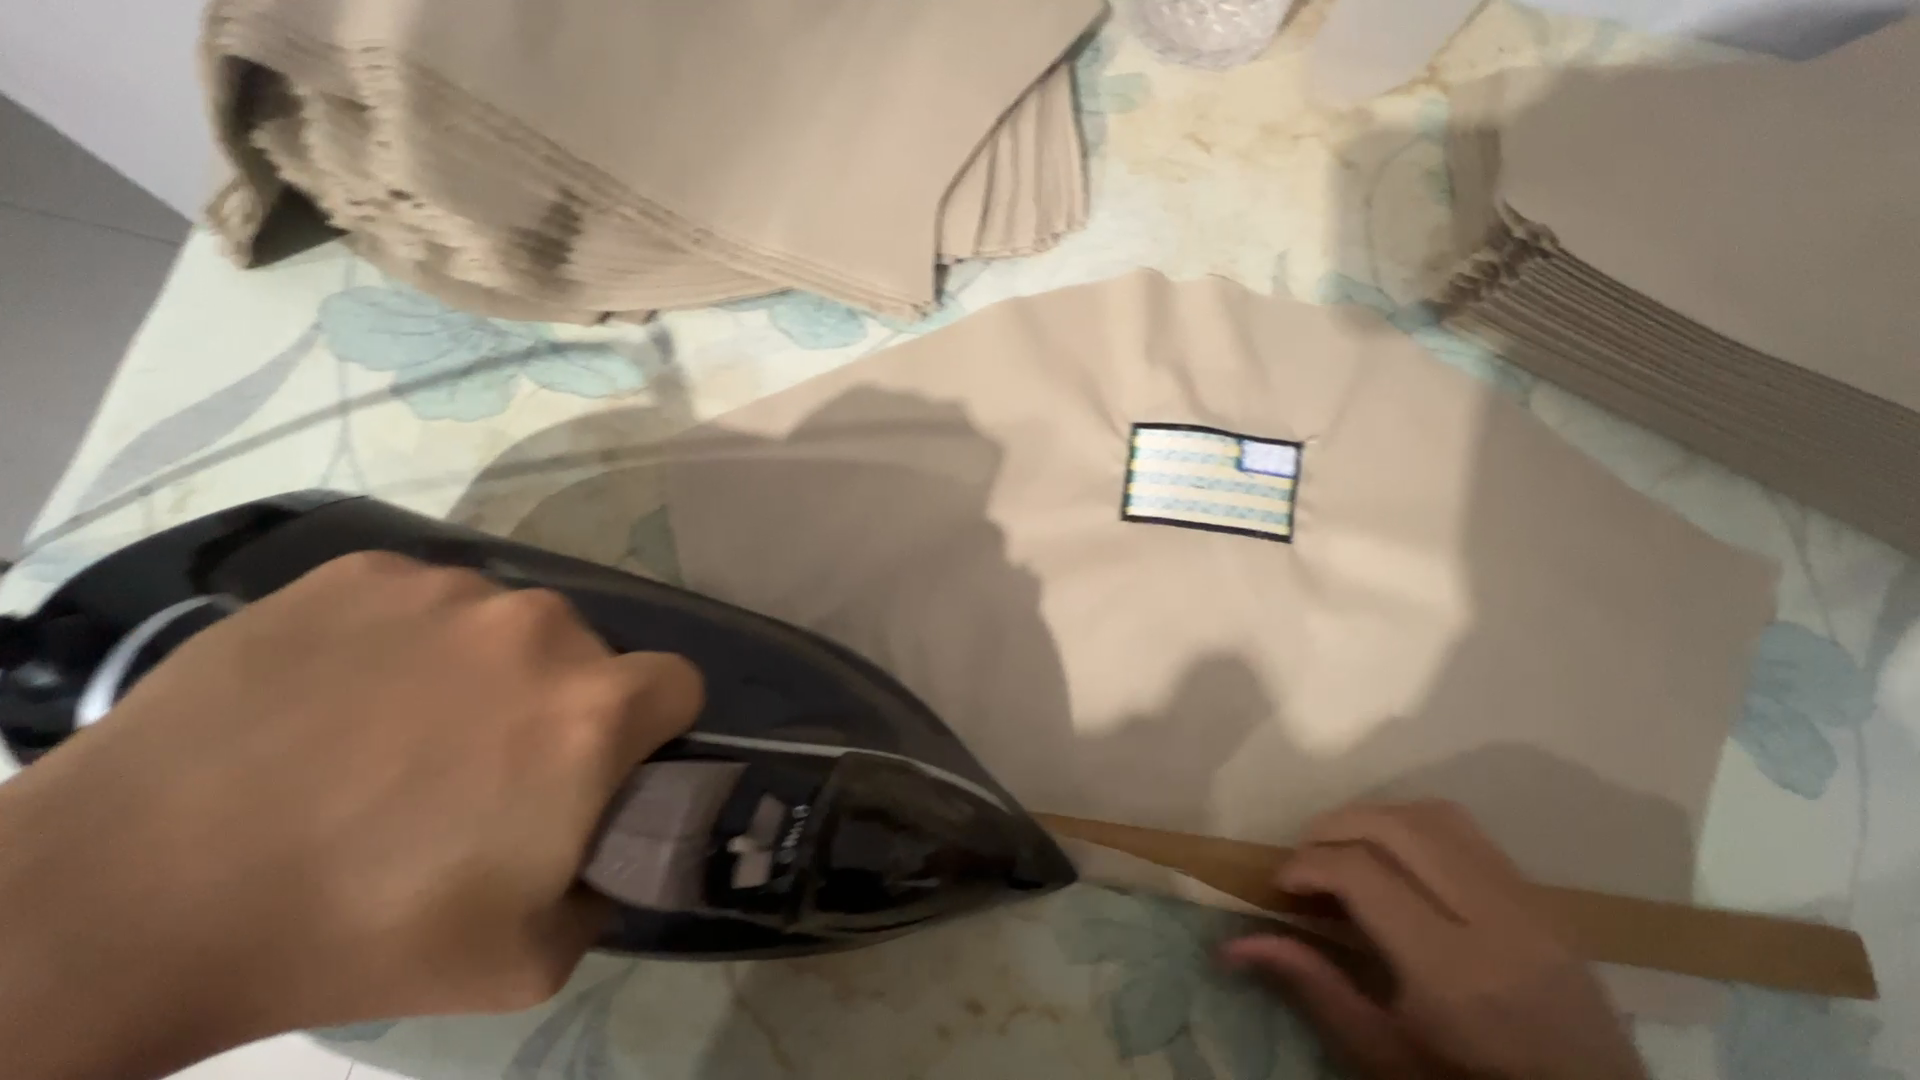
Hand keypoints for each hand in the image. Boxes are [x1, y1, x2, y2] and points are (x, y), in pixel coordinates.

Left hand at [0, 552, 702, 1079]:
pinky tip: (341, 695)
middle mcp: (539, 627)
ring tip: (399, 730)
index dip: (651, 731)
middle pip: (588, 654)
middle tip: (483, 767)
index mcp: (594, 712)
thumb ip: (604, 891)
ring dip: (484, 667)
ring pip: (506, 620)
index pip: (679, 685)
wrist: (132, 895)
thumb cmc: (356, 934)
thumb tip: (604, 846)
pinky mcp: (361, 572)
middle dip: (560, 702)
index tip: (599, 769)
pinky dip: (406, 638)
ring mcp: (445, 590)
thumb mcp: (526, 960)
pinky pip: (422, 598)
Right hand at [1223, 801, 1646, 1079]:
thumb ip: (1313, 987)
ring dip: (1377, 818)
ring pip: (1437, 816)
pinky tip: (1398, 859)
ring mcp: (1530, 905)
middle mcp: (1496, 921)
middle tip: (1305, 860)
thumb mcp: (1383, 1054)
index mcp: (1451, 971)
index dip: (1307, 864)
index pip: (1363, 872)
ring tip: (1346, 849)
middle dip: (1333, 827)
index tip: (1281, 887)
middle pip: (1397, 827)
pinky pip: (1472, 834)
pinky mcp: (1546, 901)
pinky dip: (1419, 828)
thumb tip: (1234, 943)